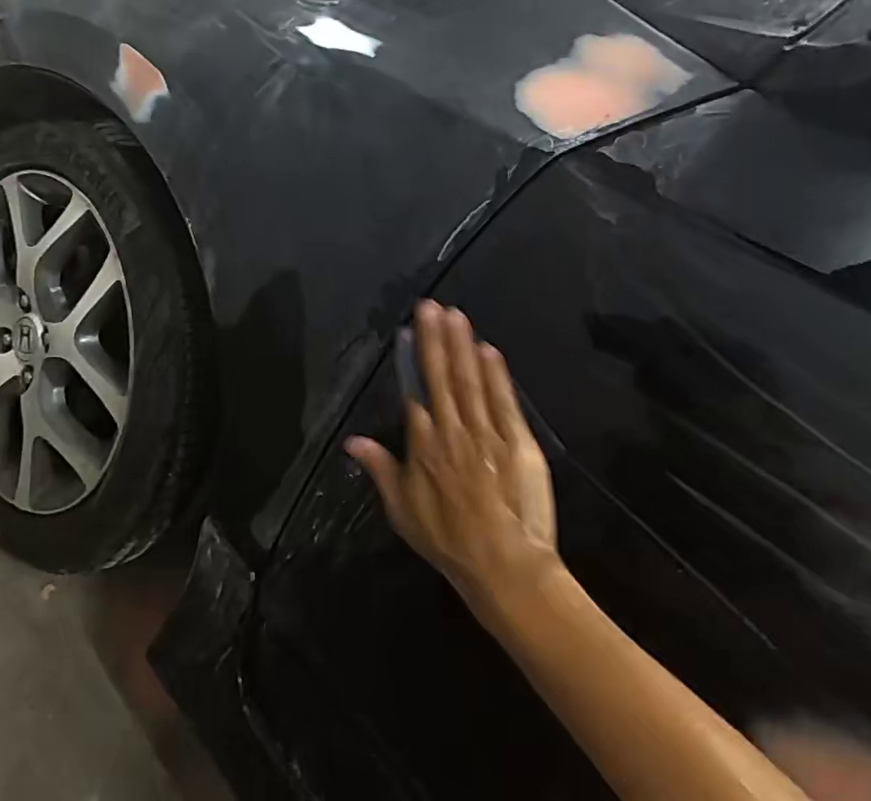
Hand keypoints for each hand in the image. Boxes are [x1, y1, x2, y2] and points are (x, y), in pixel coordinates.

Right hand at [346, 301, 562, 611]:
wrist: (506, 565)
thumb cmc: (447, 539)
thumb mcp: (402, 510)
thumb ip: (379, 469)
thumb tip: (352, 440)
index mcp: (424, 446)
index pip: (415, 391)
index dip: (410, 359)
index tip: (407, 330)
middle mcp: (454, 432)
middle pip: (443, 377)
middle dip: (436, 338)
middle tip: (431, 305)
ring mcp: (488, 435)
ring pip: (472, 381)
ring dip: (463, 346)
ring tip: (456, 314)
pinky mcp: (518, 443)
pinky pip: (504, 402)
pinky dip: (497, 375)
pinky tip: (489, 350)